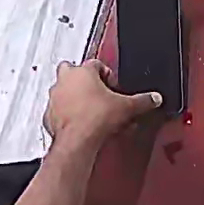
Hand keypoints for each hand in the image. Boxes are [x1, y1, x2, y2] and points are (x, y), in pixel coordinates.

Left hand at [42, 60, 161, 150]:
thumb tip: (154, 98)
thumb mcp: (127, 107)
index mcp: (83, 71)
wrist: (78, 141)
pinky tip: (79, 122)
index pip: (96, 63)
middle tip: (96, 89)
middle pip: (72, 69)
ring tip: (89, 108)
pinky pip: (57, 109)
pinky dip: (66, 113)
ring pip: (62, 89)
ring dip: (73, 95)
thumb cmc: (95, 119)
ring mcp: (55, 97)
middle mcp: (65, 81)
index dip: (107, 74)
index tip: (113, 85)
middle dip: (83, 78)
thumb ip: (143, 100)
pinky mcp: (49, 115)